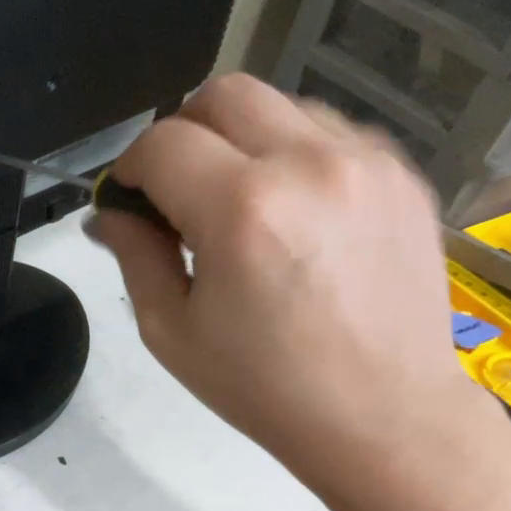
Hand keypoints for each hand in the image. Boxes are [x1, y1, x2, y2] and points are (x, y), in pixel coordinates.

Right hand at [91, 74, 505, 487]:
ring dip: (240, 141)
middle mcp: (308, 164)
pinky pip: (330, 133)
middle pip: (222, 95)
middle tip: (175, 191)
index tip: (128, 202)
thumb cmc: (263, 386)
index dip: (129, 168)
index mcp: (241, 209)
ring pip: (280, 106)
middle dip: (182, 134)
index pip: (162, 143)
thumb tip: (108, 213)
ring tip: (238, 207)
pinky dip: (293, 155)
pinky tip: (290, 214)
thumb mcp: (171, 331)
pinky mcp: (402, 173)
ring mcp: (366, 161)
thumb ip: (134, 255)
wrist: (382, 414)